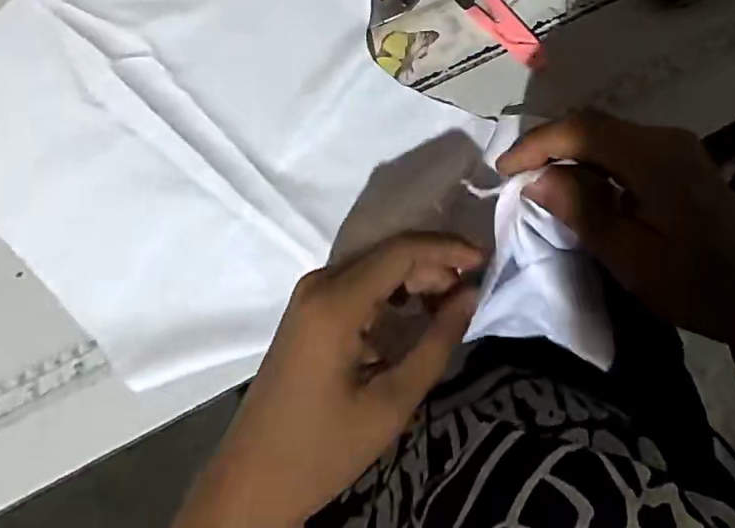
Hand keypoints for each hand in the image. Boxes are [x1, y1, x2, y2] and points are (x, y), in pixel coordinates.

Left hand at [175, 233, 481, 527]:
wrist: (249, 486)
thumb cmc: (322, 450)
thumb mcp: (391, 403)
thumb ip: (437, 343)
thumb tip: (471, 294)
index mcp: (335, 301)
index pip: (402, 250)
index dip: (447, 248)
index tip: (485, 260)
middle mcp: (320, 283)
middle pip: (389, 254)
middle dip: (435, 265)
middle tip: (472, 291)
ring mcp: (310, 294)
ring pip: (376, 267)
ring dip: (416, 279)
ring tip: (450, 307)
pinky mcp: (309, 309)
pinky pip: (360, 284)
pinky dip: (394, 294)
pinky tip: (415, 318)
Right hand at [499, 110, 734, 346]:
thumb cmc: (695, 286)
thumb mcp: (631, 258)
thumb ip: (583, 211)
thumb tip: (538, 178)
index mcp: (653, 157)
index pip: (582, 130)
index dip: (538, 144)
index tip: (504, 170)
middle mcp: (665, 138)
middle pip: (594, 123)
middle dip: (551, 143)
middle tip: (517, 173)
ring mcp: (677, 146)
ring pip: (609, 132)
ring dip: (572, 149)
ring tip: (541, 178)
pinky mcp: (682, 159)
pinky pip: (626, 145)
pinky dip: (596, 158)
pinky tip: (583, 182)